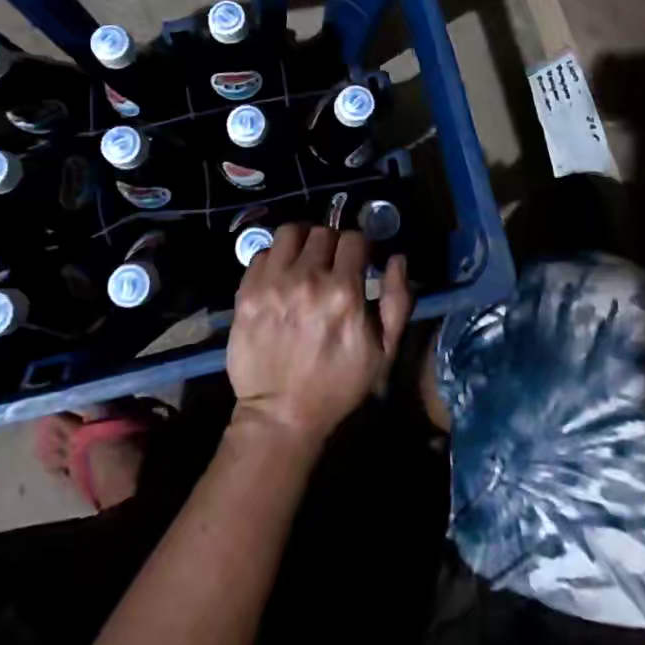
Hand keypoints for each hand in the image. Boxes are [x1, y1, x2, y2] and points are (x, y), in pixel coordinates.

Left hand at [227, 224, 412, 445]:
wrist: (281, 412)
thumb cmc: (338, 385)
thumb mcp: (383, 351)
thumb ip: (397, 300)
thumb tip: (398, 258)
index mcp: (344, 292)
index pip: (353, 239)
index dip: (359, 246)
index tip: (358, 258)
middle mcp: (306, 279)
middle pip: (321, 232)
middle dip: (331, 242)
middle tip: (330, 261)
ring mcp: (272, 283)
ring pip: (289, 233)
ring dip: (301, 241)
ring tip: (303, 258)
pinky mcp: (246, 291)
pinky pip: (262, 254)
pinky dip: (275, 258)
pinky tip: (280, 276)